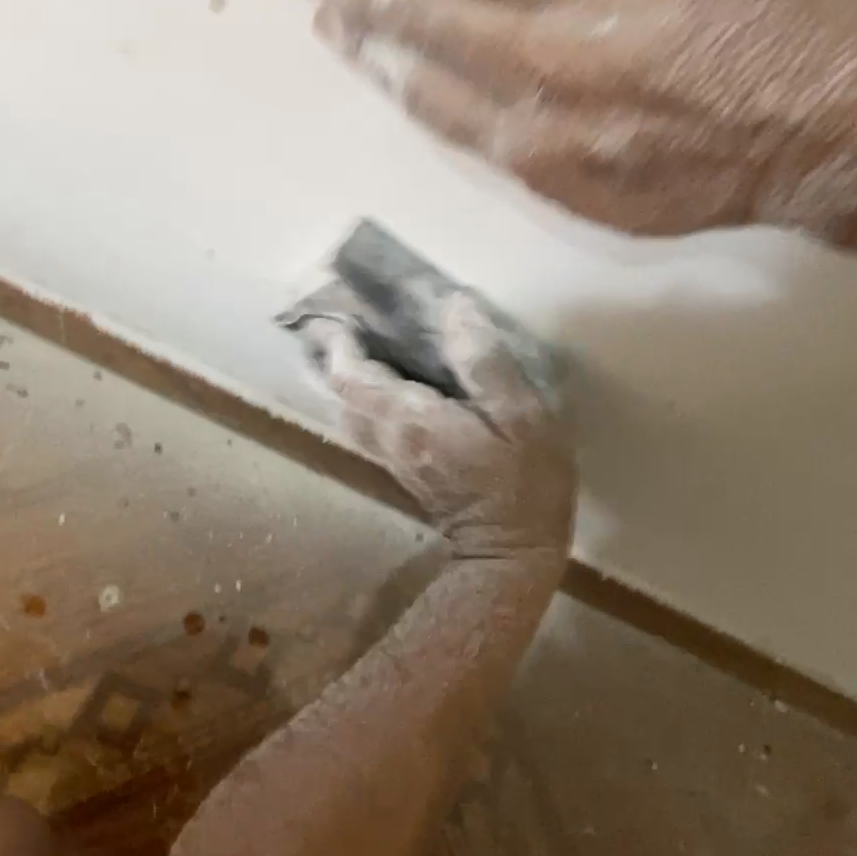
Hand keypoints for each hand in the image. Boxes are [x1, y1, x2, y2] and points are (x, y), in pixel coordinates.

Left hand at [311, 293, 576, 559]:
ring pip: (347, 410)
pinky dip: (359, 396)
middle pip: (339, 392)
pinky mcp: (398, 466)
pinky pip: (363, 423)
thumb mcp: (521, 414)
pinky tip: (377, 380)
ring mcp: (388, 455)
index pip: (350, 376)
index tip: (344, 312)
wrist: (510, 549)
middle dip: (332, 355)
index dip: (339, 343)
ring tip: (353, 344)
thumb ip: (483, 360)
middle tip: (342, 320)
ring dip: (343, 377)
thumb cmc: (524, 479)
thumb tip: (455, 306)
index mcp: (409, 419)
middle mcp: (387, 437)